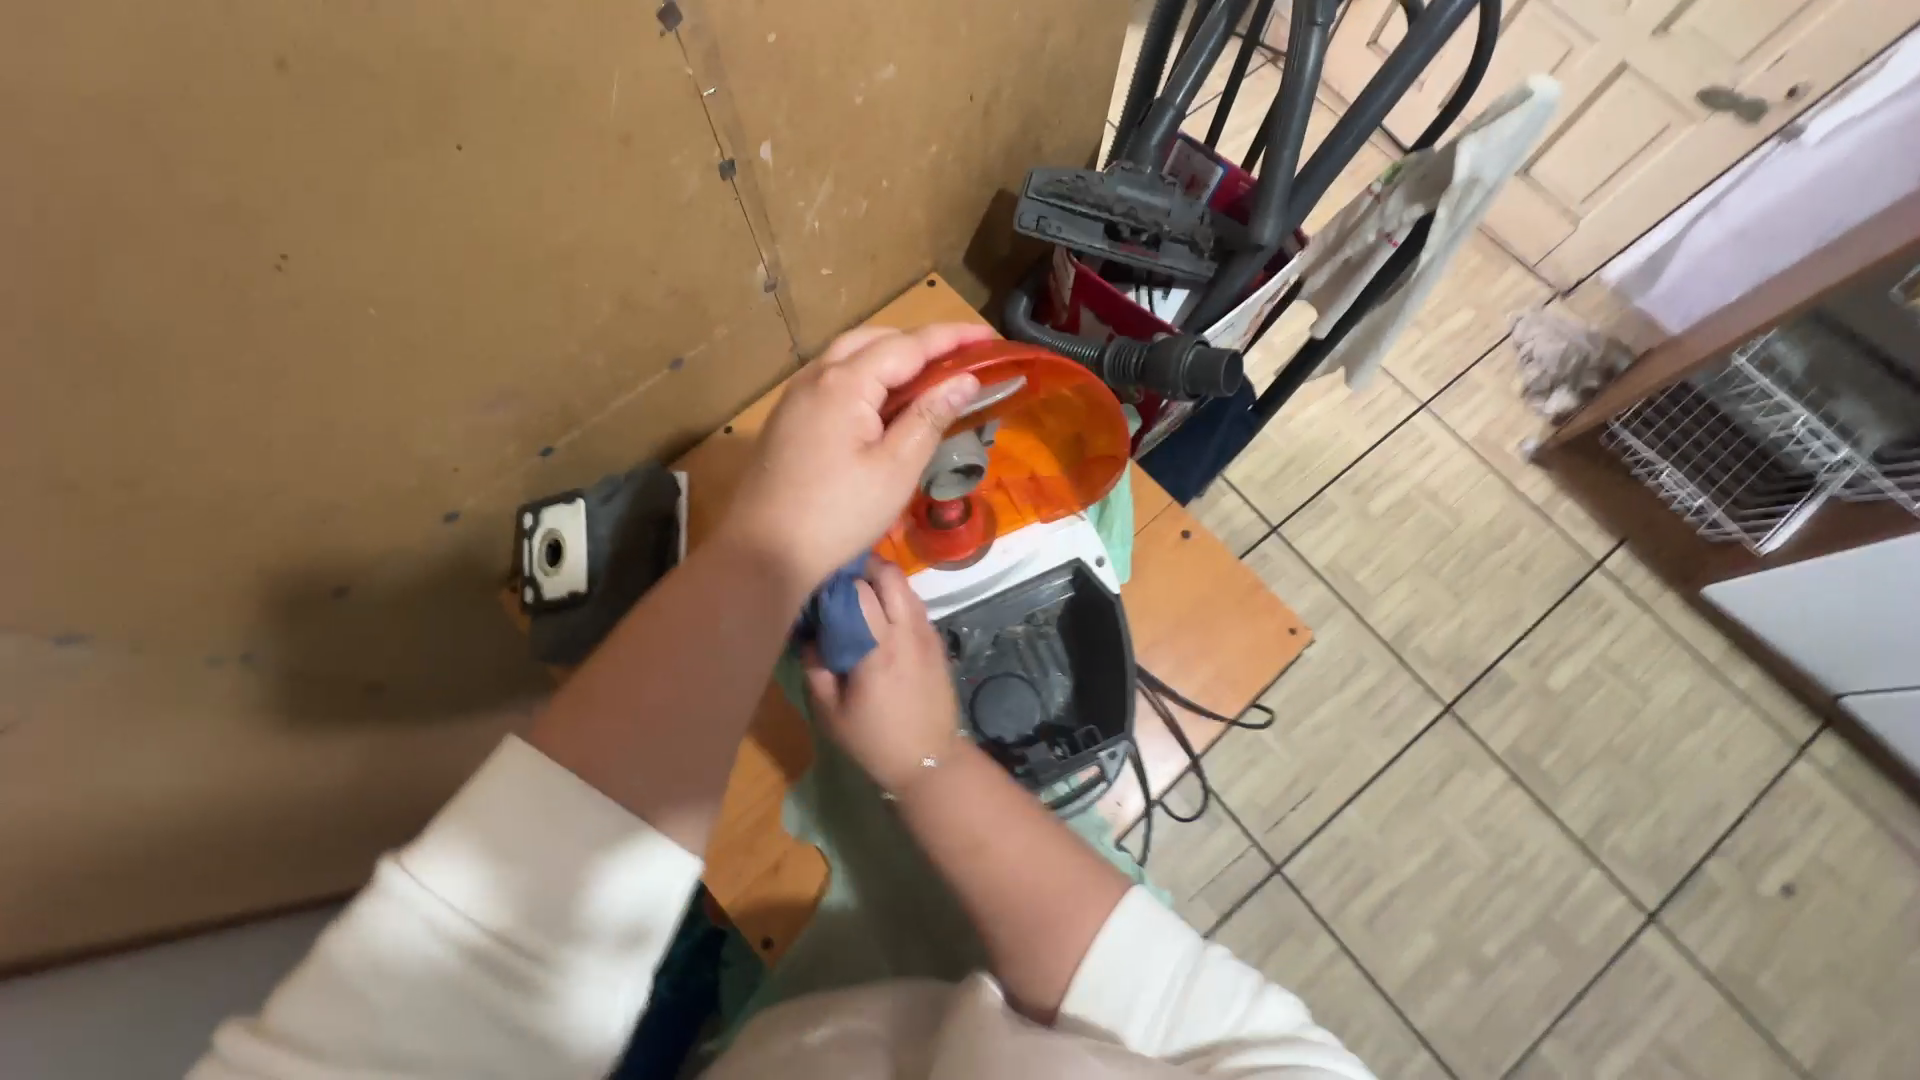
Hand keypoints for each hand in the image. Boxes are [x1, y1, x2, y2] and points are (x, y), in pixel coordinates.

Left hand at [720, 323, 992, 591]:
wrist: (763, 552)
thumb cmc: (838, 514)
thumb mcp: (897, 468)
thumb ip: (930, 416)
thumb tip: (965, 379)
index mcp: (845, 382)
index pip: (909, 344)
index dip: (953, 338)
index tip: (990, 337)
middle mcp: (816, 376)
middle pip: (875, 339)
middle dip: (921, 342)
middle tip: (961, 359)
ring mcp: (796, 397)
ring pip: (850, 356)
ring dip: (891, 357)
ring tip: (928, 377)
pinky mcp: (789, 419)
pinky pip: (833, 380)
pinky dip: (867, 377)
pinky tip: (884, 404)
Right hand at [804, 560, 962, 796]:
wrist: (929, 760)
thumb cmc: (874, 741)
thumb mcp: (830, 712)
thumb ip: (815, 668)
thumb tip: (809, 635)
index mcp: (878, 649)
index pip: (859, 591)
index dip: (837, 580)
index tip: (818, 584)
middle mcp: (907, 633)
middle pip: (890, 575)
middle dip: (864, 568)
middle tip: (841, 580)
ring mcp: (927, 635)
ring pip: (906, 587)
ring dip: (882, 582)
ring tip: (859, 596)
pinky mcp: (938, 642)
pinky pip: (916, 606)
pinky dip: (897, 600)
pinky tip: (880, 618)